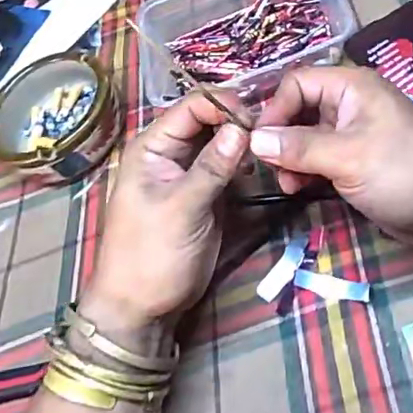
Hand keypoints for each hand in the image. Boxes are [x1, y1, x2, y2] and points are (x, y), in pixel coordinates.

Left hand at [86, 92, 247, 340]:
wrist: (141, 306)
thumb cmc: (150, 254)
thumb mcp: (181, 208)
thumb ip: (211, 167)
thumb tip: (242, 128)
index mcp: (152, 146)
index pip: (191, 108)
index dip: (223, 105)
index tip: (257, 117)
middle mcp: (169, 152)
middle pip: (208, 121)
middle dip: (237, 121)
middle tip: (271, 131)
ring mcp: (188, 172)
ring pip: (219, 142)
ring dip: (242, 141)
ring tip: (269, 146)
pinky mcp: (204, 192)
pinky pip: (225, 166)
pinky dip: (241, 162)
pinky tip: (259, 165)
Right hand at [252, 67, 412, 244]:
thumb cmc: (404, 171)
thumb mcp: (348, 157)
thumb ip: (299, 147)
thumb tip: (253, 139)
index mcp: (350, 87)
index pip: (296, 83)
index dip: (275, 109)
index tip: (259, 141)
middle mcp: (348, 104)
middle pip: (297, 109)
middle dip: (280, 137)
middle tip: (268, 166)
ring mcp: (351, 133)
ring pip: (304, 137)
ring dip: (289, 158)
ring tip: (286, 183)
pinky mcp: (353, 160)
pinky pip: (317, 157)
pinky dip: (304, 170)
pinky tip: (297, 187)